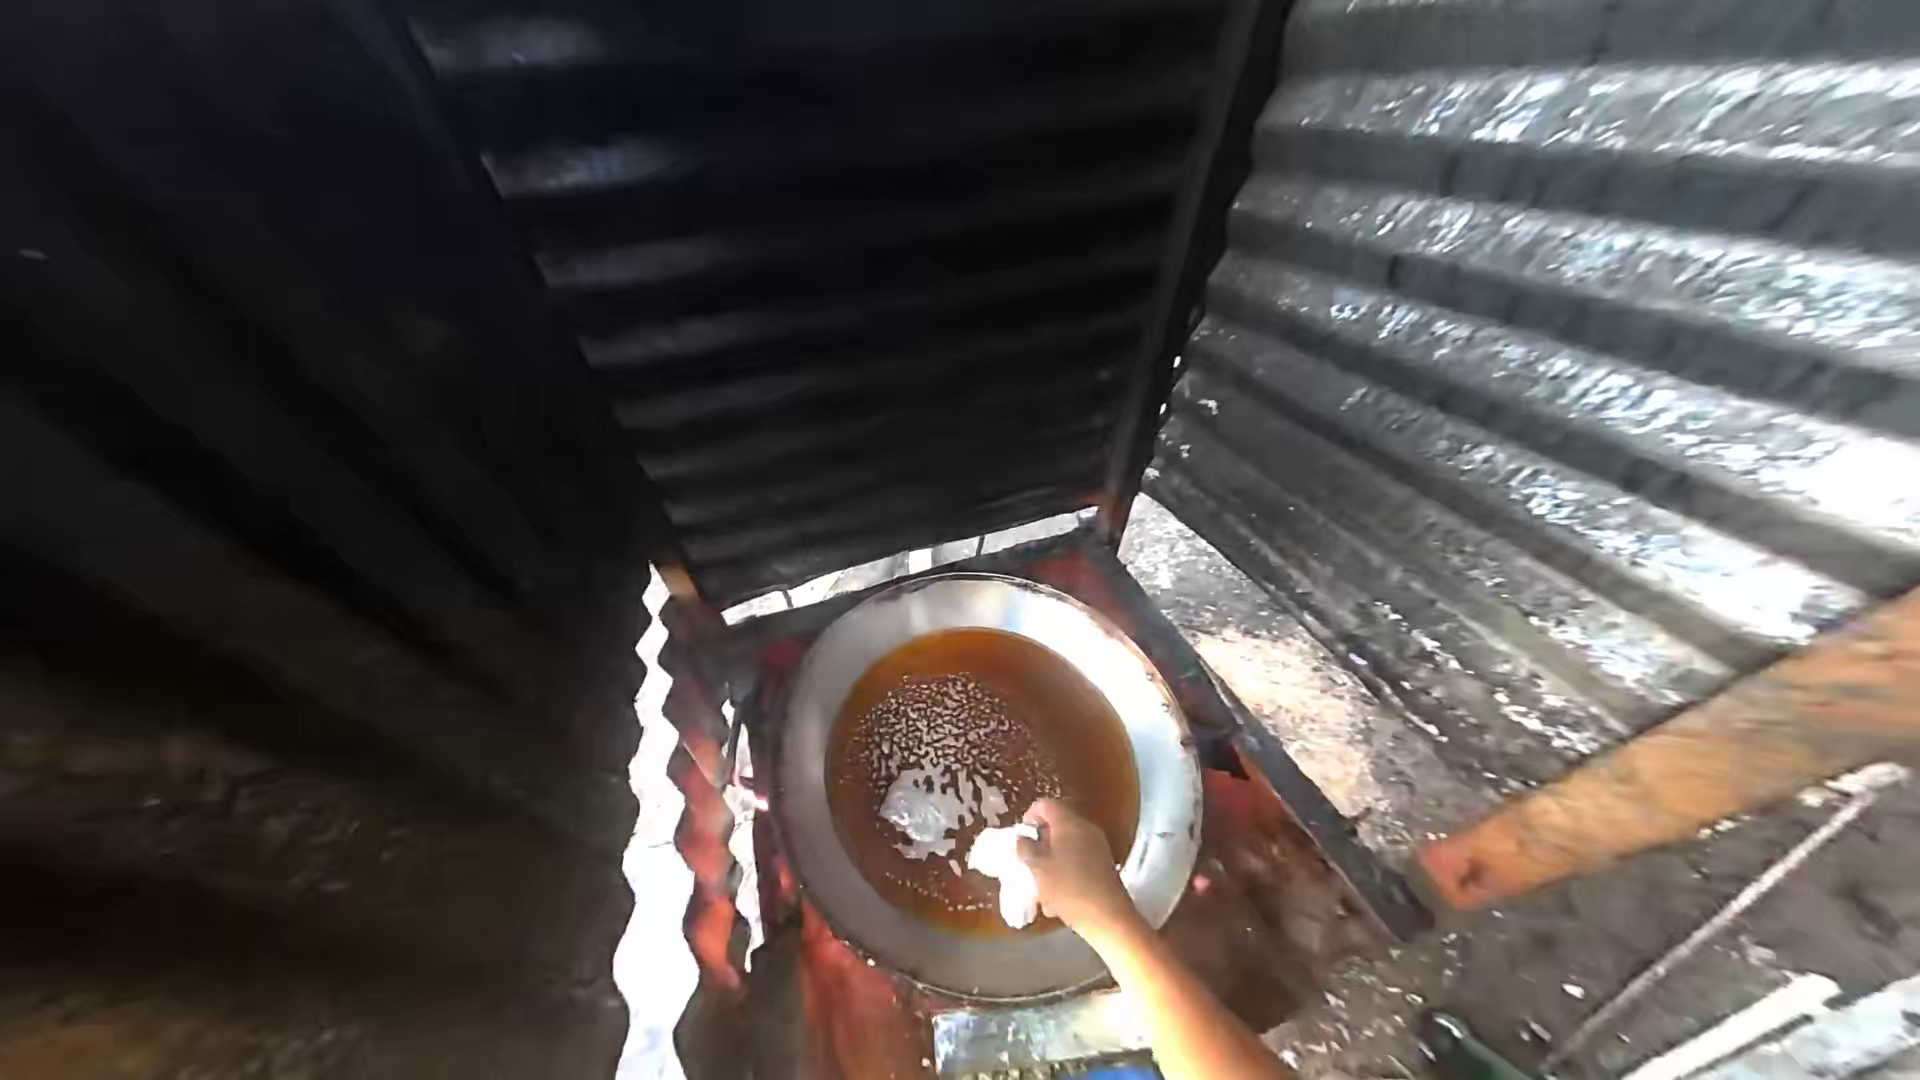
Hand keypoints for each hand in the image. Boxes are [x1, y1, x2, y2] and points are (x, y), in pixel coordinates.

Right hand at [1016, 799, 1137, 936]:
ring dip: (1052, 859)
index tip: (1021, 836)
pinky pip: (1079, 859)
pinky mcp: (1104, 864)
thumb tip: (1023, 838)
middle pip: (1057, 824)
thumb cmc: (1069, 888)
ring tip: (1041, 884)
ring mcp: (1097, 845)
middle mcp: (1085, 827)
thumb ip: (1026, 849)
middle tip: (1029, 860)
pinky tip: (1058, 897)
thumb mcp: (1038, 868)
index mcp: (1068, 821)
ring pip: (1067, 844)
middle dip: (1041, 841)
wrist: (1109, 918)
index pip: (1044, 804)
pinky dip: (1066, 870)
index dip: (1029, 816)